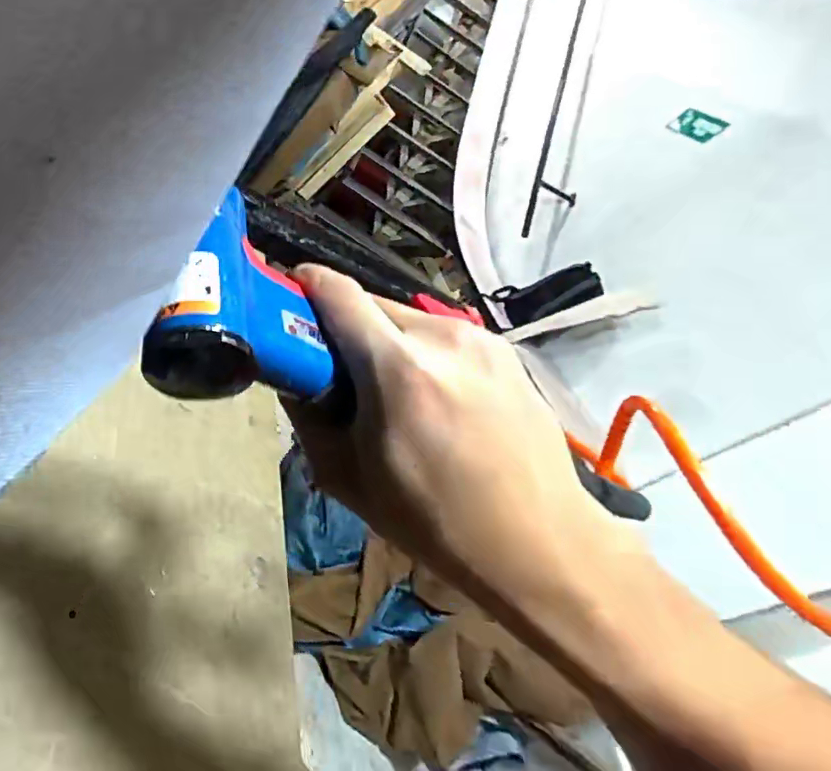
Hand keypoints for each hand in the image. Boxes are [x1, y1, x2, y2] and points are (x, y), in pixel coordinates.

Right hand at [284, 265, 632, 602]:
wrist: (542, 545)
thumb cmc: (434, 521)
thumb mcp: (345, 477)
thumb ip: (306, 415)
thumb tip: (291, 374)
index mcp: (398, 369)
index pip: (336, 292)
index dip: (304, 285)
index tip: (288, 297)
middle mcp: (441, 337)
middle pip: (369, 303)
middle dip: (343, 326)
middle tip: (336, 368)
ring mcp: (479, 339)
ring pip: (405, 318)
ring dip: (383, 340)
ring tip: (388, 389)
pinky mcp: (504, 349)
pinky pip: (440, 335)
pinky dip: (420, 351)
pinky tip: (432, 396)